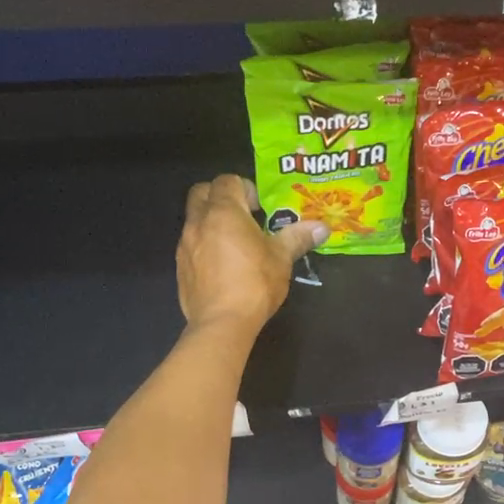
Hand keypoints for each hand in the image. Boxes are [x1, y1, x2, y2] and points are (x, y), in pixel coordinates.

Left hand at [176, 175, 326, 335]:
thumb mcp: (281, 258)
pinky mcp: (180, 268)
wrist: (222, 323)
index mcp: (223, 212)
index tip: (260, 208)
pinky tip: (222, 267)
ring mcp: (185, 245)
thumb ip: (298, 237)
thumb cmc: (255, 283)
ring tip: (234, 244)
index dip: (245, 188)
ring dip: (211, 222)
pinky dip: (204, 245)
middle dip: (220, 197)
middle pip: (202, 192)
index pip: (227, 180)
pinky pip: (190, 245)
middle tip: (242, 216)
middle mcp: (198, 222)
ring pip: (194, 220)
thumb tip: (322, 227)